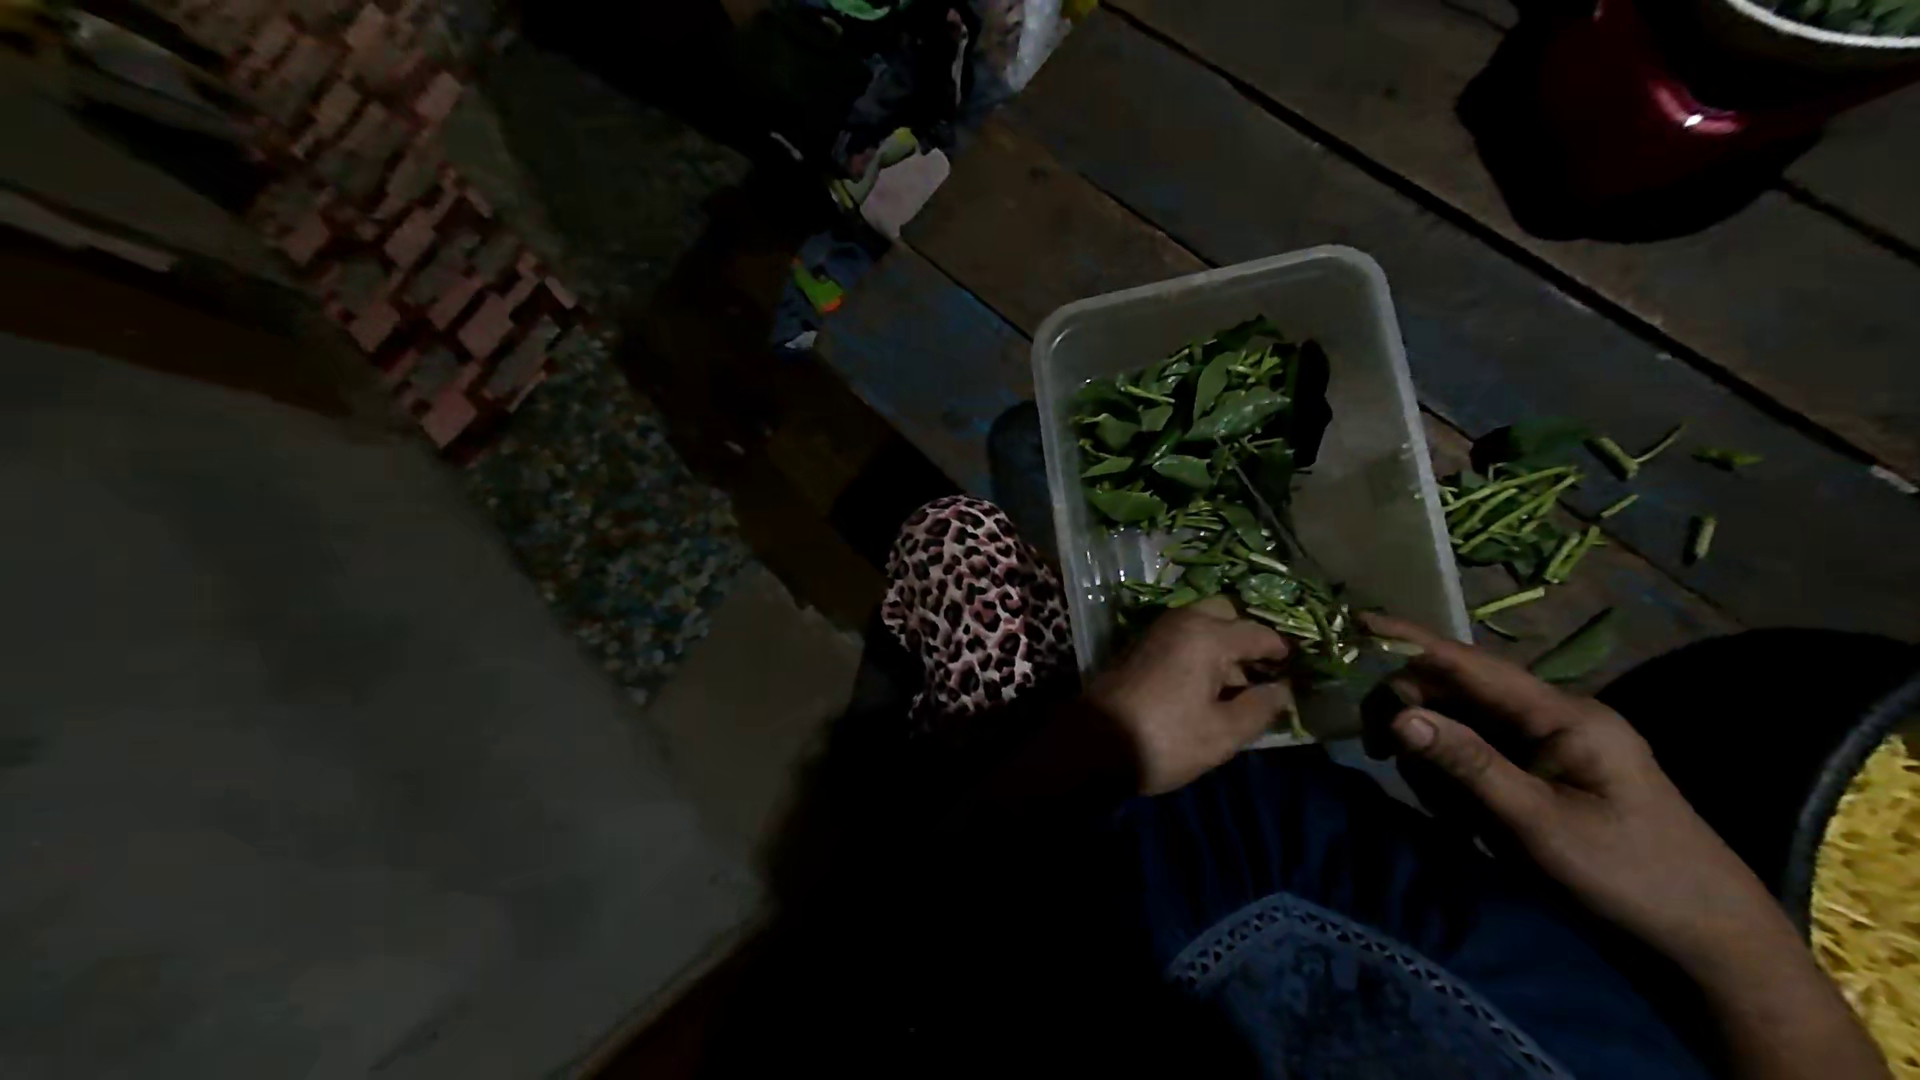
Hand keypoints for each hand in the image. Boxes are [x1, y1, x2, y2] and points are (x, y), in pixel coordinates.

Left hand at [1085, 597, 1292, 794]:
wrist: (1094, 744)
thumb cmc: (1166, 739)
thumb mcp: (1223, 732)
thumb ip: (1260, 707)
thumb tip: (1283, 690)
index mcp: (1207, 635)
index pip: (1259, 633)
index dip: (1282, 652)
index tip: (1298, 671)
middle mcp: (1181, 622)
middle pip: (1226, 613)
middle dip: (1248, 635)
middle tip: (1264, 670)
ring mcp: (1155, 631)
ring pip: (1200, 622)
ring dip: (1222, 642)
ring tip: (1239, 683)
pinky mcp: (1139, 646)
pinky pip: (1180, 636)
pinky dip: (1199, 649)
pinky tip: (1208, 683)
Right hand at [1363, 613, 1785, 969]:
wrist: (1706, 949)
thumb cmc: (1630, 879)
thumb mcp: (1539, 824)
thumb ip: (1466, 763)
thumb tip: (1397, 716)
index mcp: (1563, 715)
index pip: (1469, 663)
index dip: (1408, 640)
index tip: (1355, 622)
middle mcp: (1548, 718)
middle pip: (1452, 692)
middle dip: (1409, 715)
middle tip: (1379, 752)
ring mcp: (1540, 745)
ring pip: (1453, 725)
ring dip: (1430, 758)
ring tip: (1449, 812)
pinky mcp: (1533, 772)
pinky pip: (1468, 754)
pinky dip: (1448, 779)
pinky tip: (1462, 817)